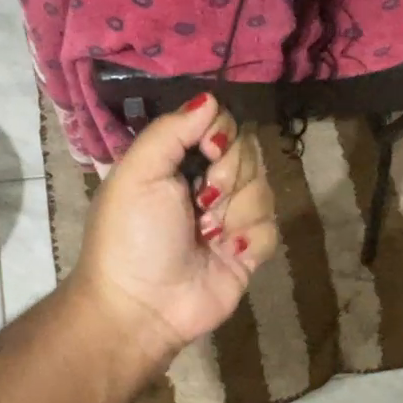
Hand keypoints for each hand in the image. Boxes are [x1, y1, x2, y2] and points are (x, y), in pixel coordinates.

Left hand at [72, 93, 277, 361]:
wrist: (141, 305)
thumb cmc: (131, 236)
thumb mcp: (138, 173)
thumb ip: (172, 130)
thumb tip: (210, 97)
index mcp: (177, 162)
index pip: (221, 126)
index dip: (222, 134)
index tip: (208, 150)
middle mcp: (207, 184)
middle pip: (249, 154)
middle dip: (229, 176)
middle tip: (200, 201)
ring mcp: (231, 218)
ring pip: (264, 190)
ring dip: (235, 212)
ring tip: (206, 235)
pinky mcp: (249, 250)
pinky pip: (271, 227)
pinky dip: (250, 238)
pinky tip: (226, 252)